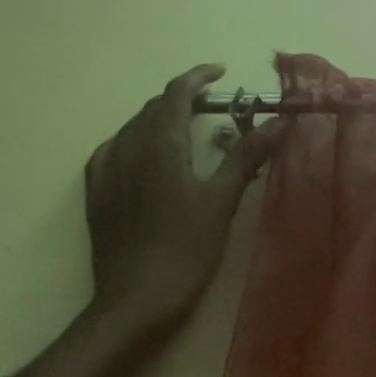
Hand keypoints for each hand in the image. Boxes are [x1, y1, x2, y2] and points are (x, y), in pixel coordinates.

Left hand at [82, 63, 285, 332]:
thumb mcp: (222, 202)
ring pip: (132, 126)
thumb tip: (279, 122)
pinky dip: (134, 139)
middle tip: (213, 107)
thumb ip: (247, 156)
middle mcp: (129, 148)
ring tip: (184, 128)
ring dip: (159, 117)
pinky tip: (143, 154)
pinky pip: (113, 149)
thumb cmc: (186, 251)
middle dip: (183, 98)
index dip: (198, 77)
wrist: (134, 303)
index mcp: (161, 145)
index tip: (220, 72)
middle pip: (154, 107)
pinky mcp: (96, 192)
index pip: (177, 93)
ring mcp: (107, 170)